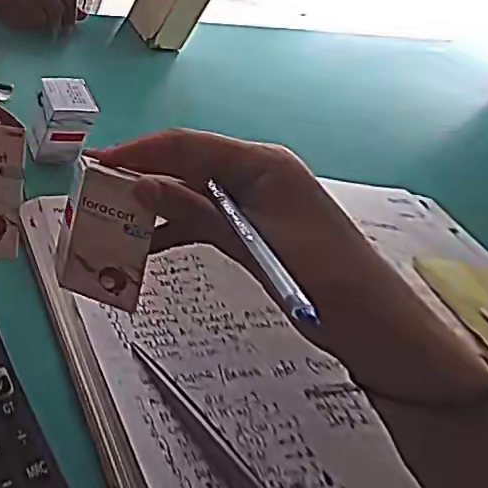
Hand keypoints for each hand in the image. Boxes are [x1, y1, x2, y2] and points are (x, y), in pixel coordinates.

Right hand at [94, 130, 487, 401]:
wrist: (389, 341)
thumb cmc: (332, 285)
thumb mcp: (256, 245)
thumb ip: (196, 212)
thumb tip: (139, 184)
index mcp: (262, 163)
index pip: (187, 145)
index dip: (140, 151)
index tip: (101, 161)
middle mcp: (254, 173)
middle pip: (185, 164)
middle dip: (141, 173)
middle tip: (98, 186)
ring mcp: (252, 200)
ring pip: (189, 191)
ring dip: (154, 202)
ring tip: (114, 212)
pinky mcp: (250, 227)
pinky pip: (202, 217)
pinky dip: (175, 226)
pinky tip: (149, 240)